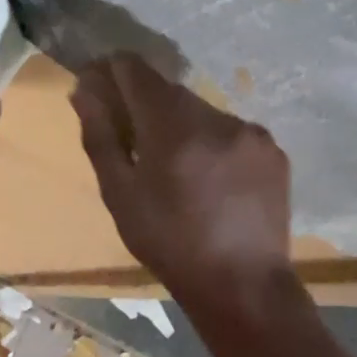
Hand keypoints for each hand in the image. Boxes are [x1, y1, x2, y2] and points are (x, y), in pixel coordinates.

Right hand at [71, 53, 291, 292]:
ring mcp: (251, 132)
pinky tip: (204, 177)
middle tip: (126, 136)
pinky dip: (209, 141)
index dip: (111, 71)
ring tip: (169, 165)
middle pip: (168, 90)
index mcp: (173, 127)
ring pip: (199, 111)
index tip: (96, 85)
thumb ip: (100, 135)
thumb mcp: (119, 193)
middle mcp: (216, 117)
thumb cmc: (167, 242)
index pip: (136, 70)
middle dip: (142, 103)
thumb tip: (83, 90)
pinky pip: (229, 131)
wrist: (243, 286)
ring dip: (177, 124)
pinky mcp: (273, 151)